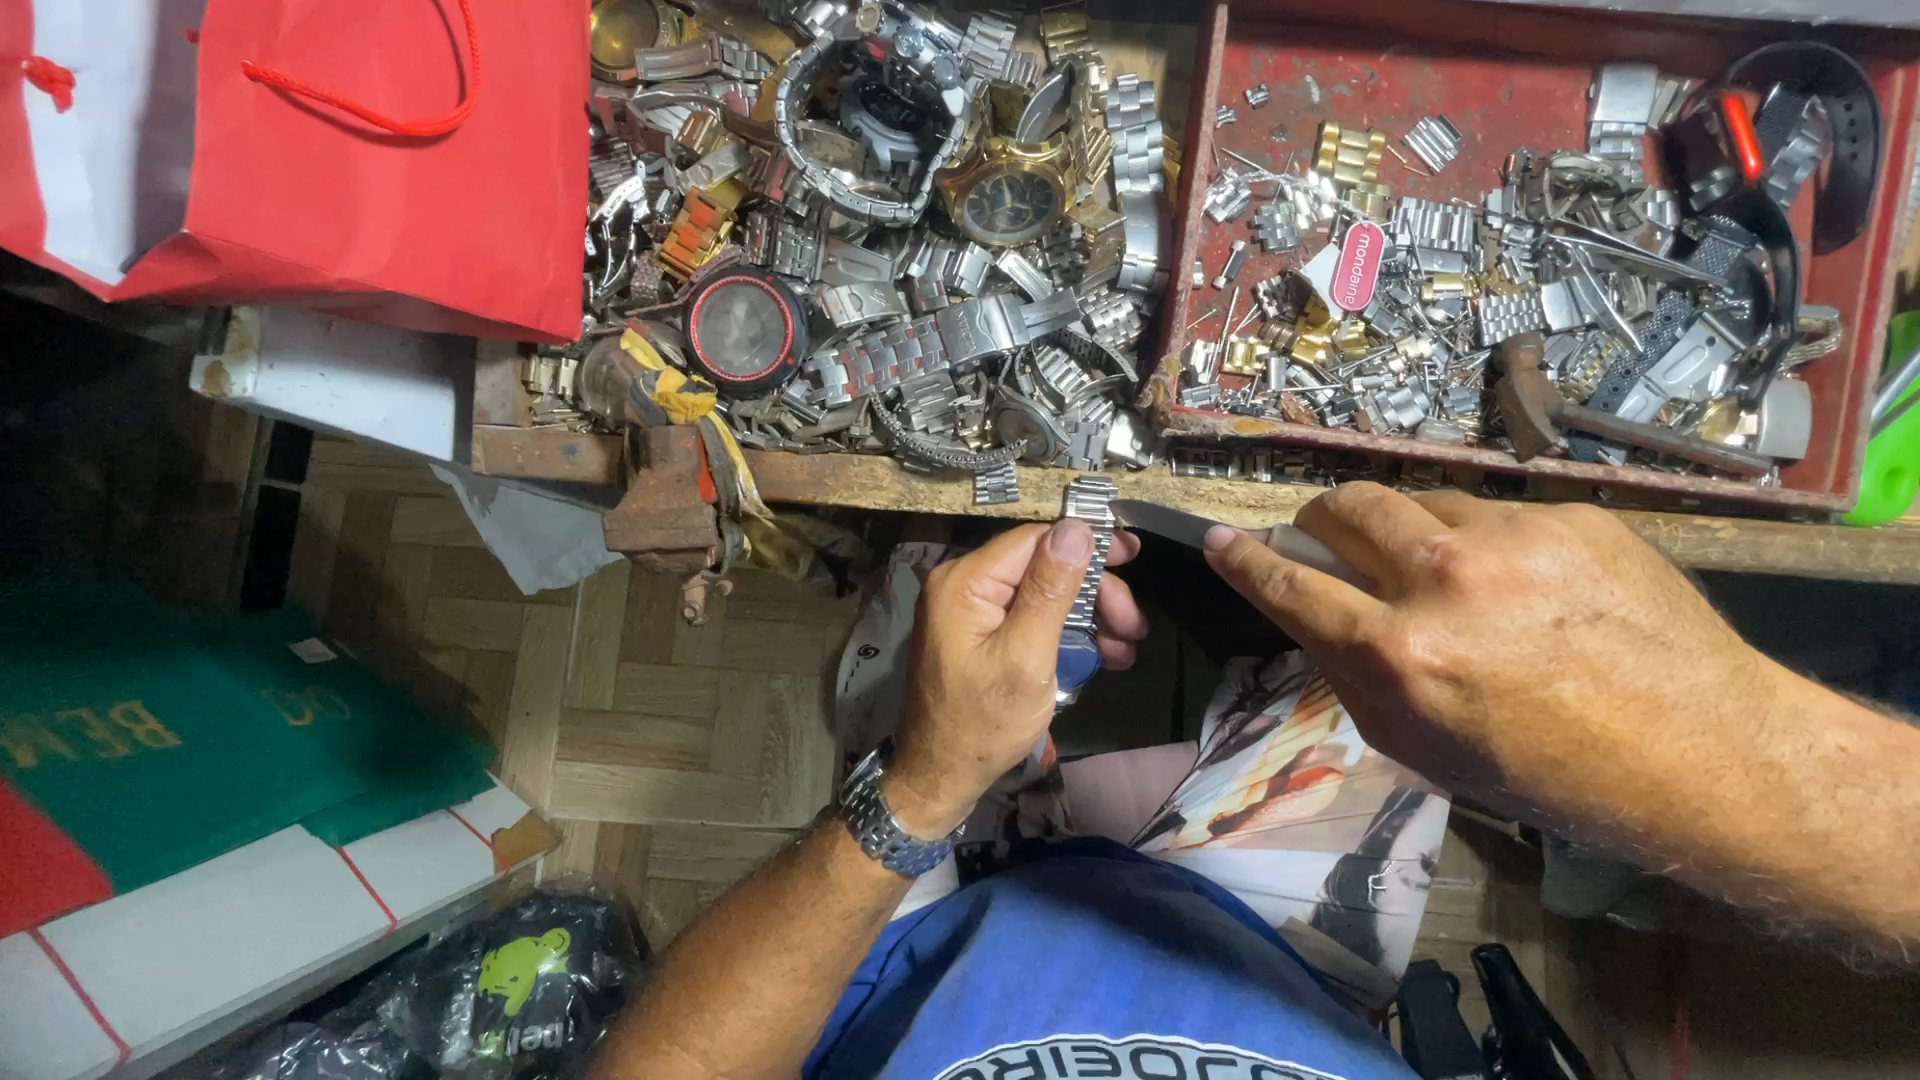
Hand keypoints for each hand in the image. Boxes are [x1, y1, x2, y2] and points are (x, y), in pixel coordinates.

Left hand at [888, 521, 1145, 835]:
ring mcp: (969, 610)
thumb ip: (1050, 590)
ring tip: (1124, 648)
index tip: (1133, 556)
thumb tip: (1075, 526)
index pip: (1034, 539)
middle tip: (1133, 624)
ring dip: (1087, 615)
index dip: (1086, 545)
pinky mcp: (979, 633)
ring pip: (1041, 593)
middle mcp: (962, 584)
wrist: (941, 776)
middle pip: (1040, 566)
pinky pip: (1028, 617)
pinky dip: (1064, 632)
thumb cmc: (983, 723)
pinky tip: (1101, 654)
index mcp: (964, 581)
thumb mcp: (1026, 656)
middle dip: (1093, 591)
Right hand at [1202, 483, 1776, 828]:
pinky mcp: (1570, 519)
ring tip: (1436, 569)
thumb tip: (1311, 609)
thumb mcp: (1410, 739)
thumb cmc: (1536, 769)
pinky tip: (1516, 581)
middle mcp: (1444, 582)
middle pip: (1345, 509)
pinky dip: (1476, 540)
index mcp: (1399, 652)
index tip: (1220, 539)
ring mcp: (1512, 540)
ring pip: (1414, 501)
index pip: (1290, 586)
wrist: (1700, 752)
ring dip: (1402, 530)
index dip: (1245, 559)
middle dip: (1320, 519)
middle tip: (1326, 536)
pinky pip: (1490, 512)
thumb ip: (1349, 667)